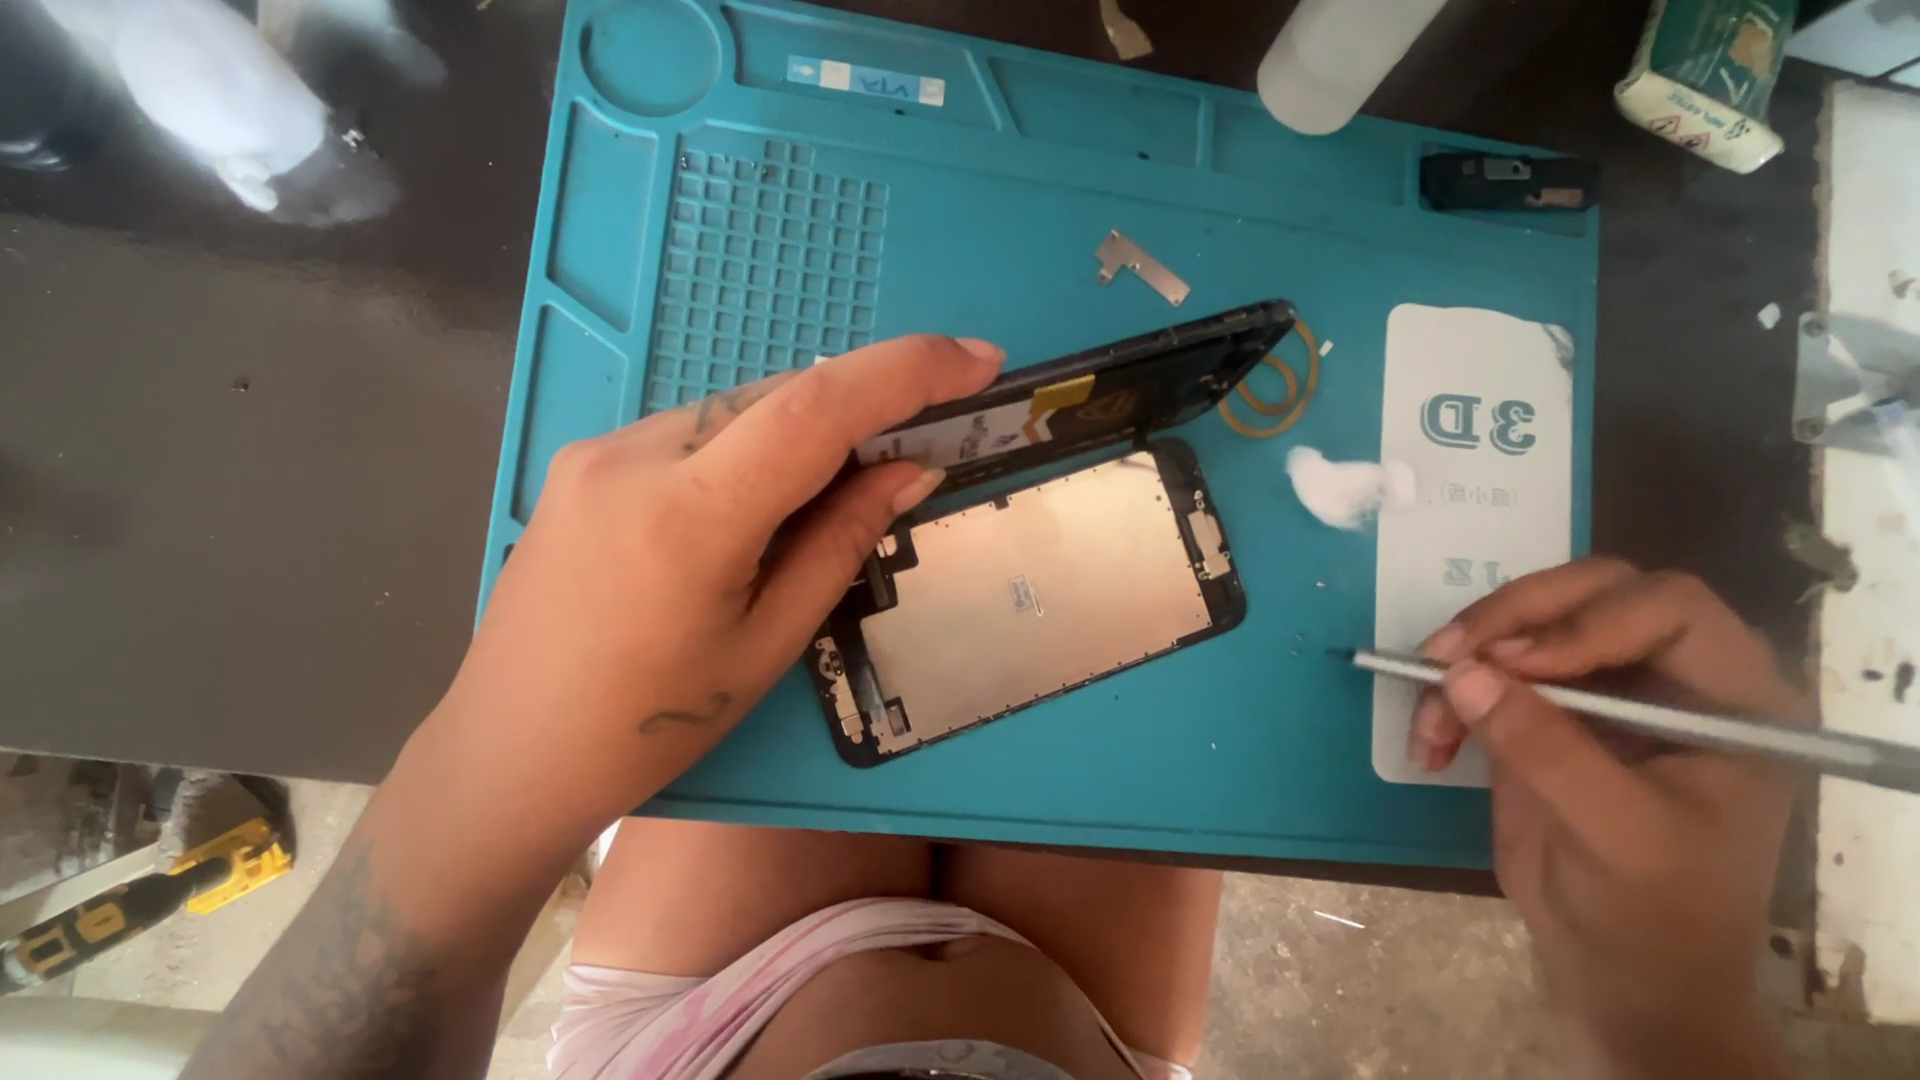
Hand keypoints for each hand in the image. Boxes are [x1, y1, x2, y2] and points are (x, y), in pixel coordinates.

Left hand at [424, 335, 1002, 828]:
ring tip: (835, 490)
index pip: (817, 407)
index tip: (978, 360)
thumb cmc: (654, 724)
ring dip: (805, 430)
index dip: (909, 370)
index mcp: (690, 515)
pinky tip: (761, 500)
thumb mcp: (770, 643)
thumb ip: (842, 541)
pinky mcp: (583, 461)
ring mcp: (599, 450)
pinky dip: (752, 444)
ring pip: (737, 409)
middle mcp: (635, 454)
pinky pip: (694, 429)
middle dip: (863, 404)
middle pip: (779, 396)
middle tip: (919, 440)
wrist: (510, 751)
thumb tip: (910, 470)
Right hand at [1410, 559, 1802, 1073]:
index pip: (1663, 606)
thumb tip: (1459, 672)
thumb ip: (1546, 749)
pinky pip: (1478, 671)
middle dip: (1508, 619)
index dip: (1587, 621)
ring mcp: (1594, 689)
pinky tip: (1431, 745)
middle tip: (1445, 653)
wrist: (1615, 963)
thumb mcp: (1615, 832)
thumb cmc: (1654, 910)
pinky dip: (1442, 699)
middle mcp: (1663, 675)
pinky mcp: (1536, 709)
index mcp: (1726, 695)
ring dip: (1461, 661)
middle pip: (1583, 593)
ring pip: (1518, 624)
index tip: (1519, 665)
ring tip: (1429, 720)